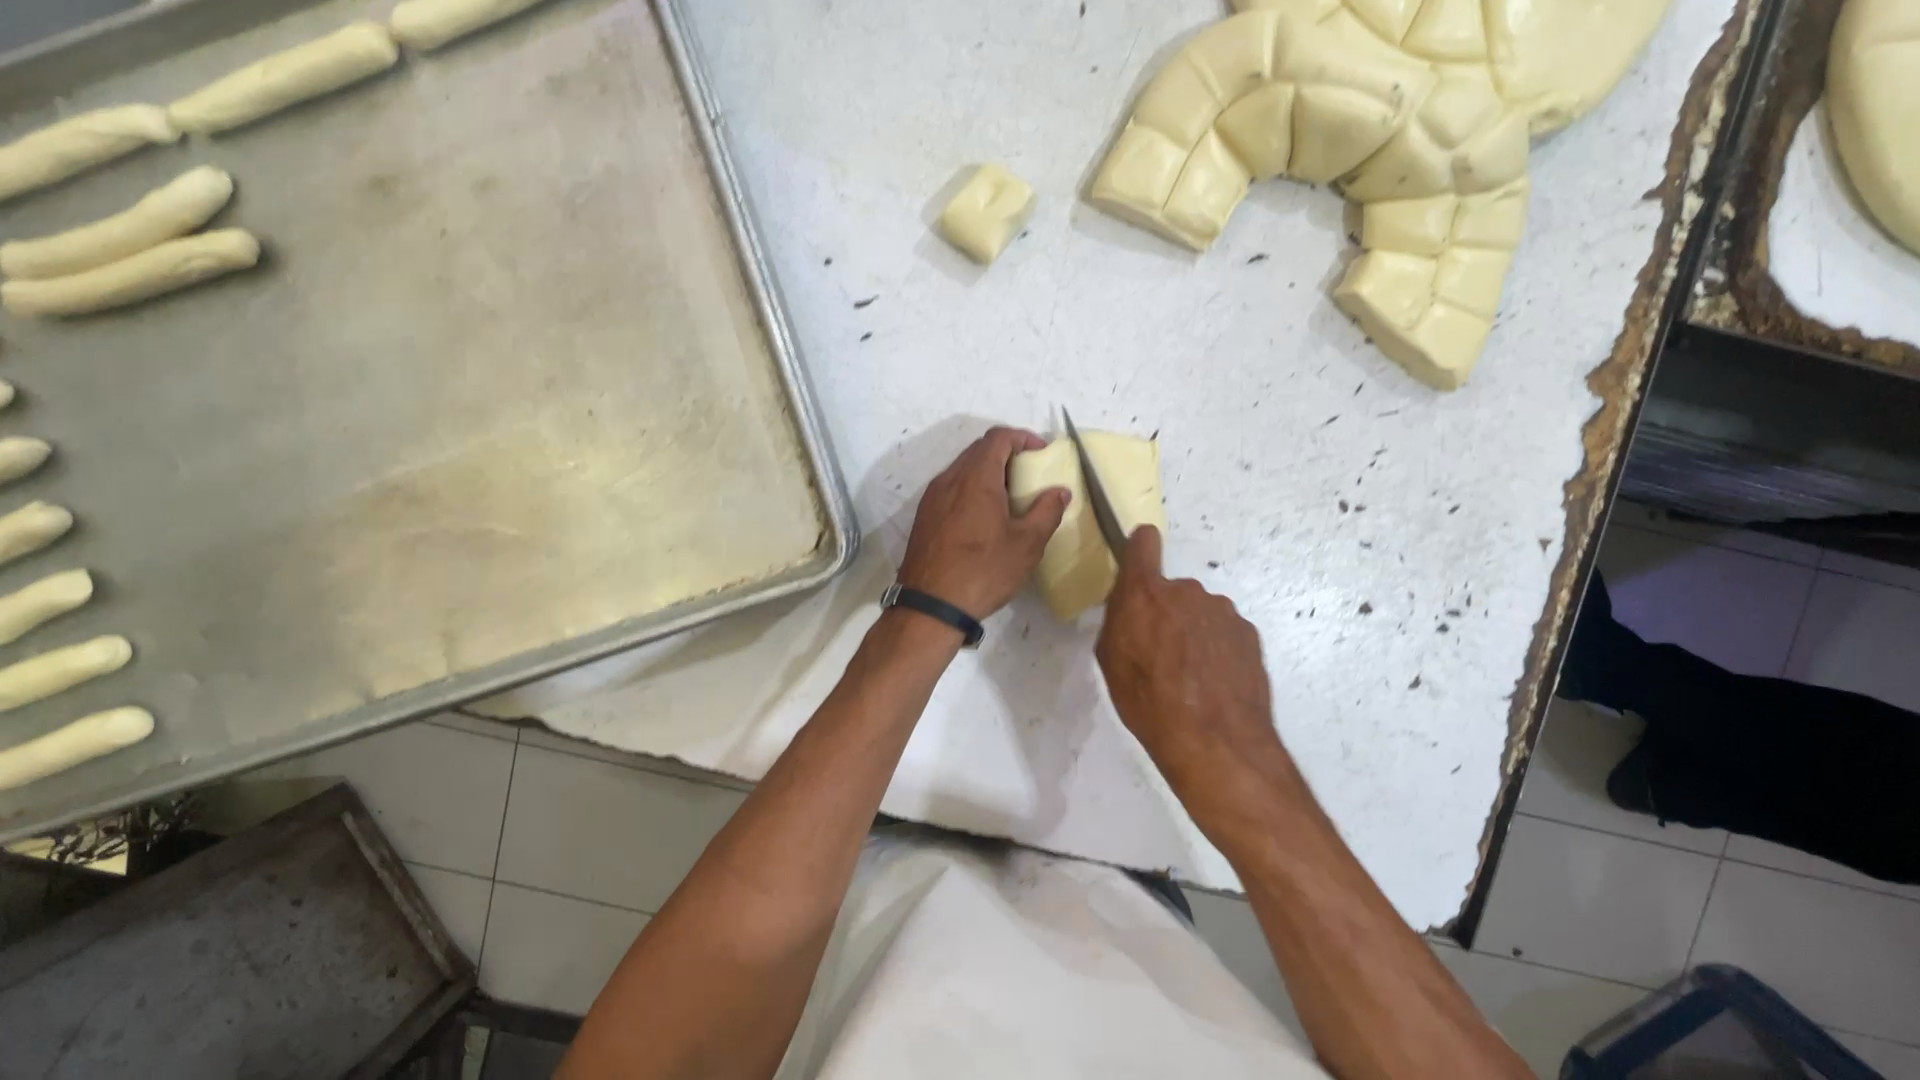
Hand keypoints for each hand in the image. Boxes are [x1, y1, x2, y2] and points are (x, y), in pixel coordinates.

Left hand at [897, 426, 1070, 619]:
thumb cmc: (983, 572)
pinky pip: (951, 489)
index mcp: (976, 478)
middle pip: (979, 450)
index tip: (1041, 453)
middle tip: (1029, 476)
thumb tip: (1060, 492)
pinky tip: (984, 517)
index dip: (1023, 437)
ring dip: (987, 473)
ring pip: (963, 469)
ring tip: (1009, 498)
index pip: (998, 438)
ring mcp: (932, 498)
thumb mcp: (1026, 545)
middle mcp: (950, 479)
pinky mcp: (924, 516)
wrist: (930, 606)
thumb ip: (1046, 512)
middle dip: (1006, 454)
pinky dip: (971, 489)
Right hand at [1096, 525, 1293, 832]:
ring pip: (1200, 613)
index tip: (1141, 551)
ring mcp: (1223, 611)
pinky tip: (1212, 684)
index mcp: (1145, 594)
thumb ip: (1118, 623)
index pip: (1143, 545)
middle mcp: (1186, 592)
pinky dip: (1217, 650)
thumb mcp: (1111, 663)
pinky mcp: (1249, 634)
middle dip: (1164, 614)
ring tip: (1188, 677)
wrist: (1214, 740)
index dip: (1141, 547)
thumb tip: (1129, 609)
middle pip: (1171, 591)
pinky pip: (1223, 633)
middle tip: (1159, 654)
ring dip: (1192, 633)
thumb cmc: (1148, 702)